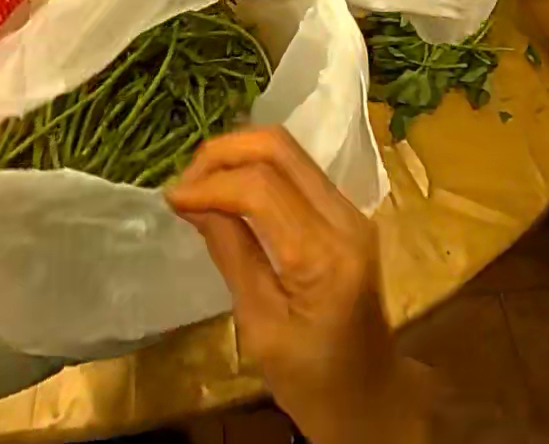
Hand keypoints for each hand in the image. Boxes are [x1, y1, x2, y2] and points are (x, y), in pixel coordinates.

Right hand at [167, 128, 435, 443]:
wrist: (376, 401)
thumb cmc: (314, 381)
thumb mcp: (259, 327)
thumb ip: (230, 252)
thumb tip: (191, 201)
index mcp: (326, 256)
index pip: (261, 188)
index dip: (210, 184)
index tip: (173, 199)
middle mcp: (345, 218)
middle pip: (277, 148)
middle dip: (222, 154)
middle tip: (186, 182)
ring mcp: (349, 208)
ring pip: (285, 148)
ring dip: (236, 154)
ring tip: (200, 182)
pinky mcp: (343, 208)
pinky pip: (292, 165)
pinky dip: (252, 164)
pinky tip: (227, 187)